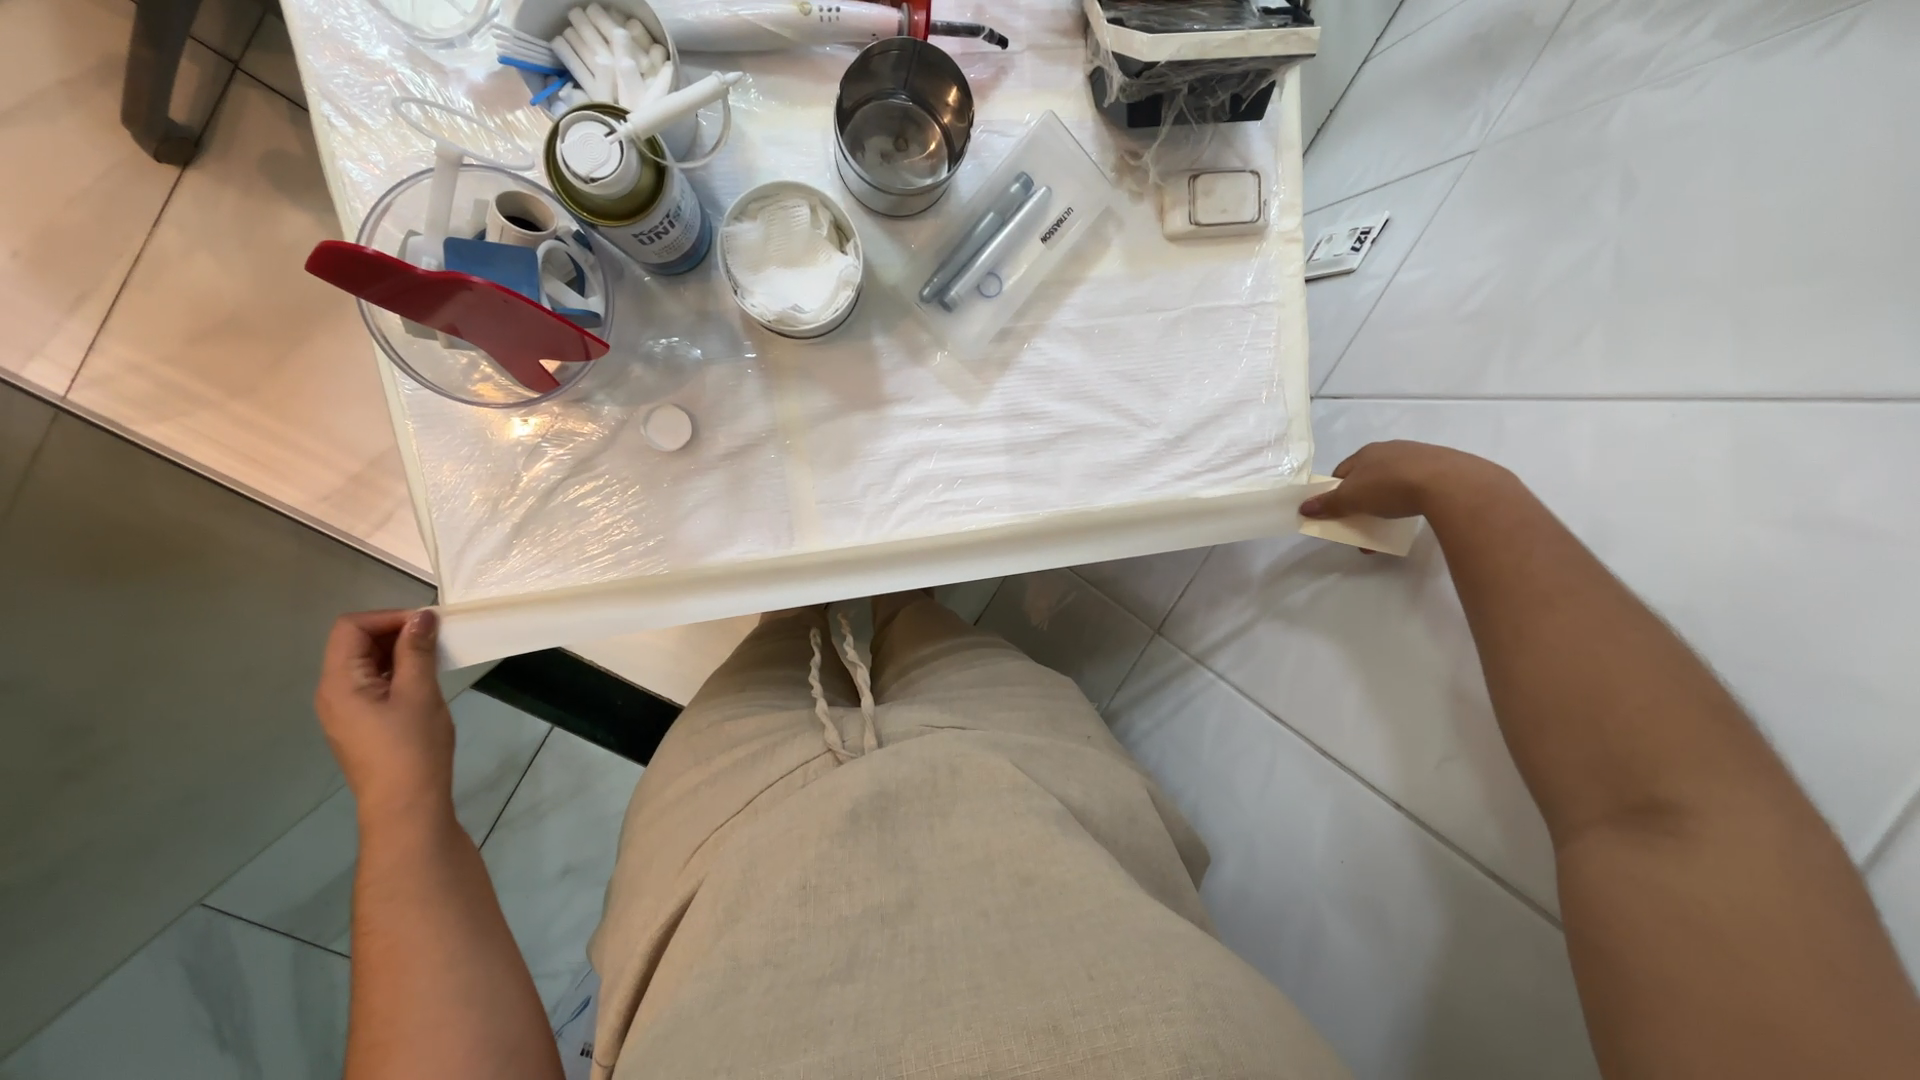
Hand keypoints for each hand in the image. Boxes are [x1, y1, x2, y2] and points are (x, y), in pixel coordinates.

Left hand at [315, 609, 455, 824]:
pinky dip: (396, 672)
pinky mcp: (359, 723)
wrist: (405, 804)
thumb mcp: (419, 693)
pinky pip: (371, 683)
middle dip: (394, 632)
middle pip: (354, 643)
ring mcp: (344, 710)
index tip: (427, 624)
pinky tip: (423, 681)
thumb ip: (416, 651)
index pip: (350, 627)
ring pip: (364, 663)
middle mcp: (332, 692)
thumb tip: (421, 617)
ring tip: (434, 658)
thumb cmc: (412, 747)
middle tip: (435, 638)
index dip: (388, 617)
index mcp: (339, 682)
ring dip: (398, 652)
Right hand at [1300, 440, 1511, 520]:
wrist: (1449, 483)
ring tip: (1391, 524)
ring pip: (1395, 482)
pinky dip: (1412, 500)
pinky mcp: (1444, 468)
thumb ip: (1328, 504)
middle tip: (1364, 523)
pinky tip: (1416, 514)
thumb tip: (1303, 508)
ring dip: (1388, 503)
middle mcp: (1391, 449)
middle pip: (1368, 477)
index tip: (1340, 512)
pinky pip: (1419, 486)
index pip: (1343, 472)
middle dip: (1363, 502)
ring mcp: (1420, 456)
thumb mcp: (1352, 498)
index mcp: (1367, 452)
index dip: (1337, 493)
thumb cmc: (1390, 486)